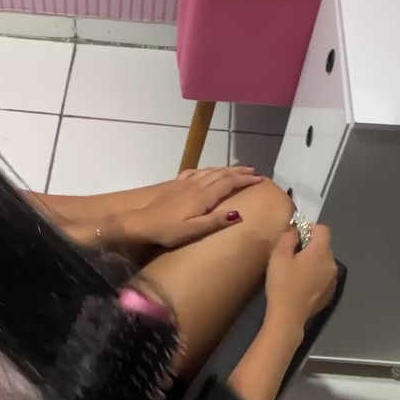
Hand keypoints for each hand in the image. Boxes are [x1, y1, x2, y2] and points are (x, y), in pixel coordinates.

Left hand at [118, 166, 263, 247]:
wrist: (140, 221)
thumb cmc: (166, 230)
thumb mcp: (192, 230)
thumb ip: (215, 221)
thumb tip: (238, 214)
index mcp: (203, 196)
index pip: (229, 183)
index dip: (244, 180)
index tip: (259, 179)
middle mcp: (196, 185)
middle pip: (221, 173)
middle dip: (239, 171)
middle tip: (253, 171)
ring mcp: (185, 182)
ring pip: (210, 171)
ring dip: (225, 169)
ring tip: (237, 169)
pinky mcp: (176, 184)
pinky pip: (196, 172)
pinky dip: (207, 170)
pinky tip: (207, 171)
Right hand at [263, 221, 335, 329]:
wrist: (289, 316)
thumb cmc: (282, 284)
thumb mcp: (278, 257)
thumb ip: (287, 238)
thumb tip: (294, 230)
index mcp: (320, 251)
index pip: (323, 229)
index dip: (309, 229)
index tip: (295, 238)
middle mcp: (331, 263)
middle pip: (324, 246)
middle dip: (310, 246)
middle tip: (292, 256)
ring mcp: (333, 279)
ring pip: (324, 262)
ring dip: (313, 262)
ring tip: (297, 272)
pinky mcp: (330, 292)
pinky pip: (324, 276)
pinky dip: (316, 276)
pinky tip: (302, 285)